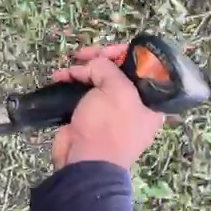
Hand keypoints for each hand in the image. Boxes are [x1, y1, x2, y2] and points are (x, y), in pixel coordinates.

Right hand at [48, 44, 164, 171]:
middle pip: (118, 70)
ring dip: (81, 69)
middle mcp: (134, 102)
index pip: (143, 66)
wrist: (86, 159)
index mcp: (151, 100)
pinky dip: (72, 81)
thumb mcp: (116, 91)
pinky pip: (84, 90)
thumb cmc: (109, 126)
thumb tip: (91, 64)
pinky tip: (59, 78)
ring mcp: (111, 108)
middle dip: (98, 59)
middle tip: (81, 56)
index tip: (102, 52)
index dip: (122, 54)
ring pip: (98, 78)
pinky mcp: (91, 113)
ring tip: (65, 71)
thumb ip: (107, 68)